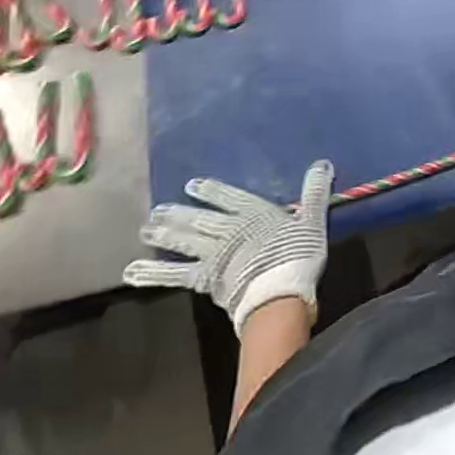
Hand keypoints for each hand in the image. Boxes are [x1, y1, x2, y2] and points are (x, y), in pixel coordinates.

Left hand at [123, 162, 333, 332]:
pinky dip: (153, 274)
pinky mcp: (204, 278)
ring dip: (164, 236)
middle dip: (179, 214)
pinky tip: (131, 273)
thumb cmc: (298, 256)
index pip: (229, 198)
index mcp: (253, 215)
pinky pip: (174, 275)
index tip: (192, 186)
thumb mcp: (312, 221)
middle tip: (157, 211)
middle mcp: (228, 230)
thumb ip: (314, 193)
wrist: (279, 291)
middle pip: (200, 219)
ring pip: (184, 241)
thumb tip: (322, 163)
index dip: (211, 191)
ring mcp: (213, 254)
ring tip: (146, 231)